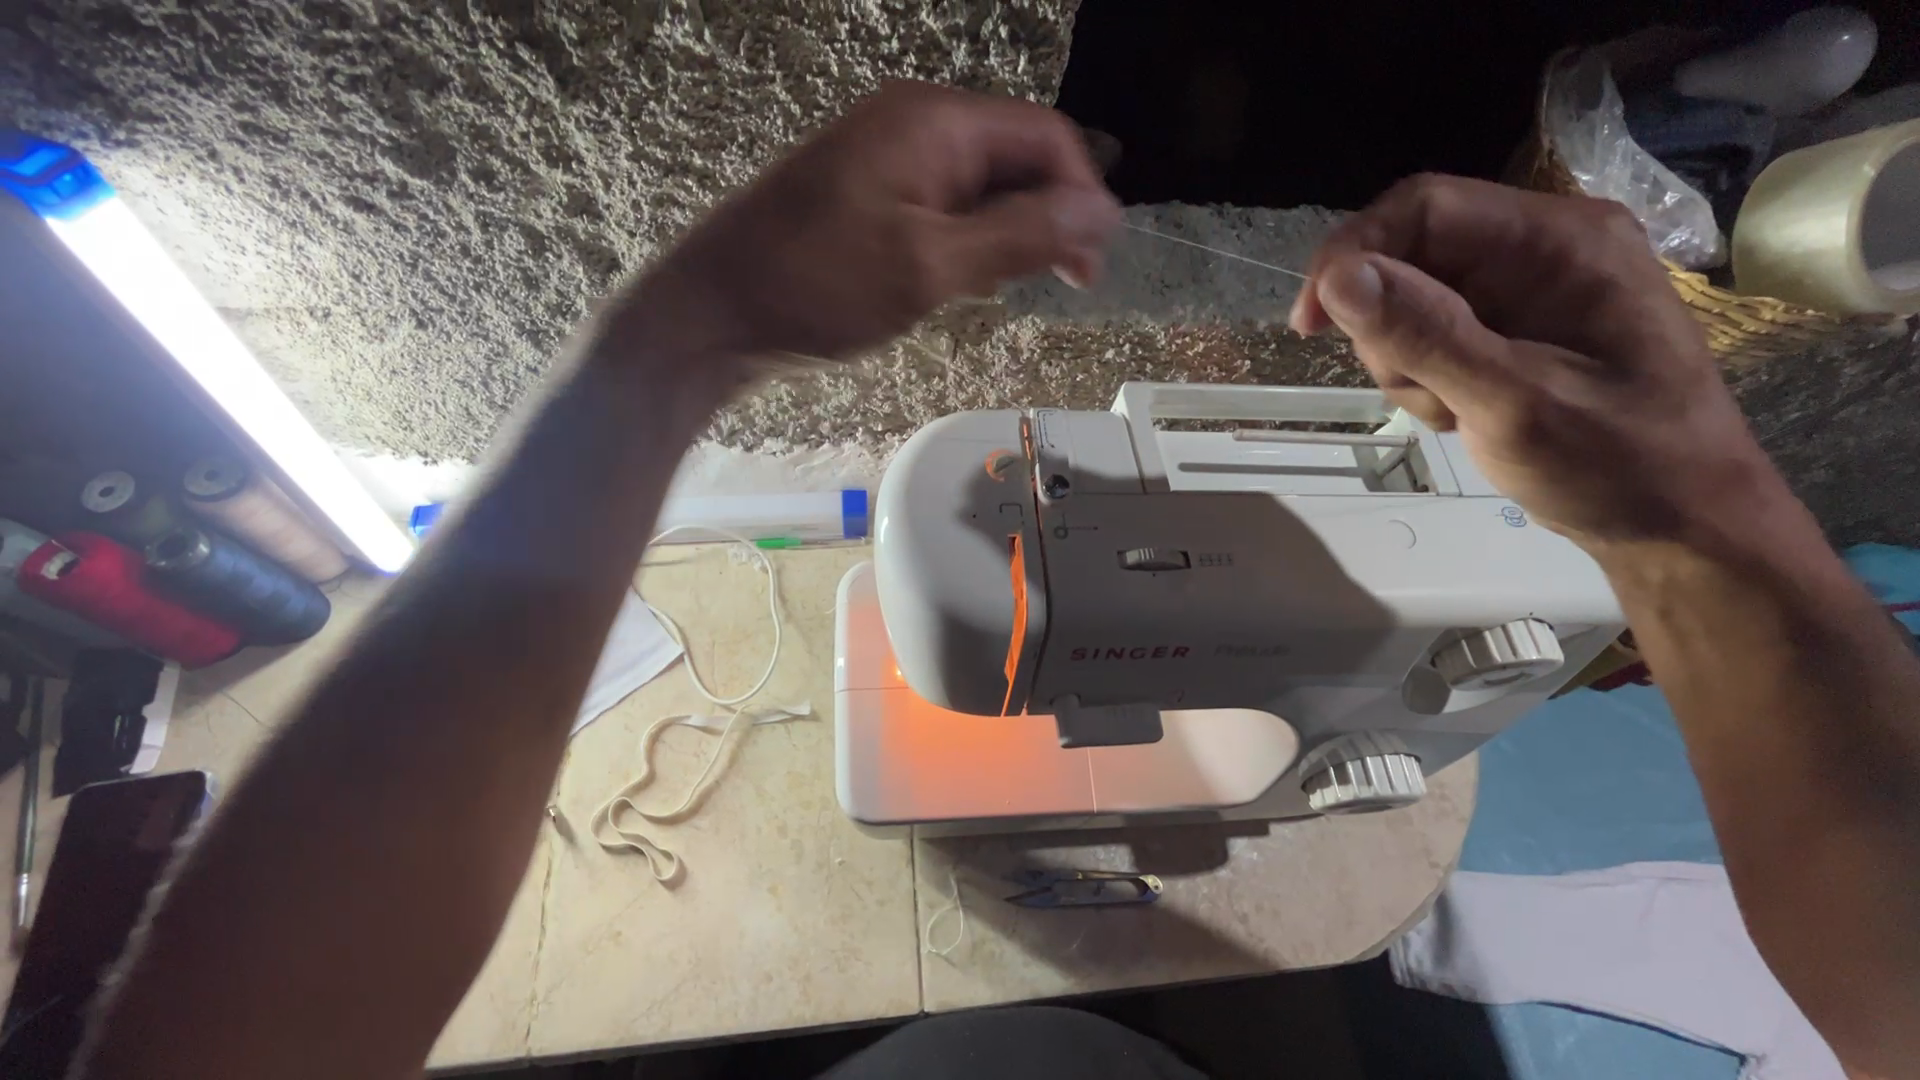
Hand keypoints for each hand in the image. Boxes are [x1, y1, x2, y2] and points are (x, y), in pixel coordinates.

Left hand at [630, 81, 1119, 365]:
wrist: (715, 315)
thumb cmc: (818, 286)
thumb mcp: (930, 267)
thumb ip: (1020, 236)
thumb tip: (1101, 213)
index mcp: (933, 123)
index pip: (1044, 136)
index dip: (1082, 195)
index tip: (1092, 263)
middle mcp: (915, 127)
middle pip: (1014, 159)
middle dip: (1047, 218)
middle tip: (1065, 283)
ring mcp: (889, 163)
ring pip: (981, 190)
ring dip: (1008, 236)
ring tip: (1005, 290)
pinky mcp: (871, 200)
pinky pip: (943, 211)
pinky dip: (967, 245)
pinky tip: (962, 284)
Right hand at [1290, 175, 1790, 553]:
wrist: (1676, 520)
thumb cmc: (1615, 461)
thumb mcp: (1512, 402)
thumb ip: (1426, 335)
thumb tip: (1338, 279)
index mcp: (1558, 241)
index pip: (1423, 208)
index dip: (1350, 254)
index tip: (1309, 323)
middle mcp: (1540, 249)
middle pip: (1408, 255)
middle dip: (1385, 327)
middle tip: (1418, 390)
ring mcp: (1525, 290)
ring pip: (1406, 301)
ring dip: (1403, 361)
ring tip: (1453, 410)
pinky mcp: (1510, 327)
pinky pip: (1427, 334)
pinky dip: (1421, 377)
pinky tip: (1460, 411)